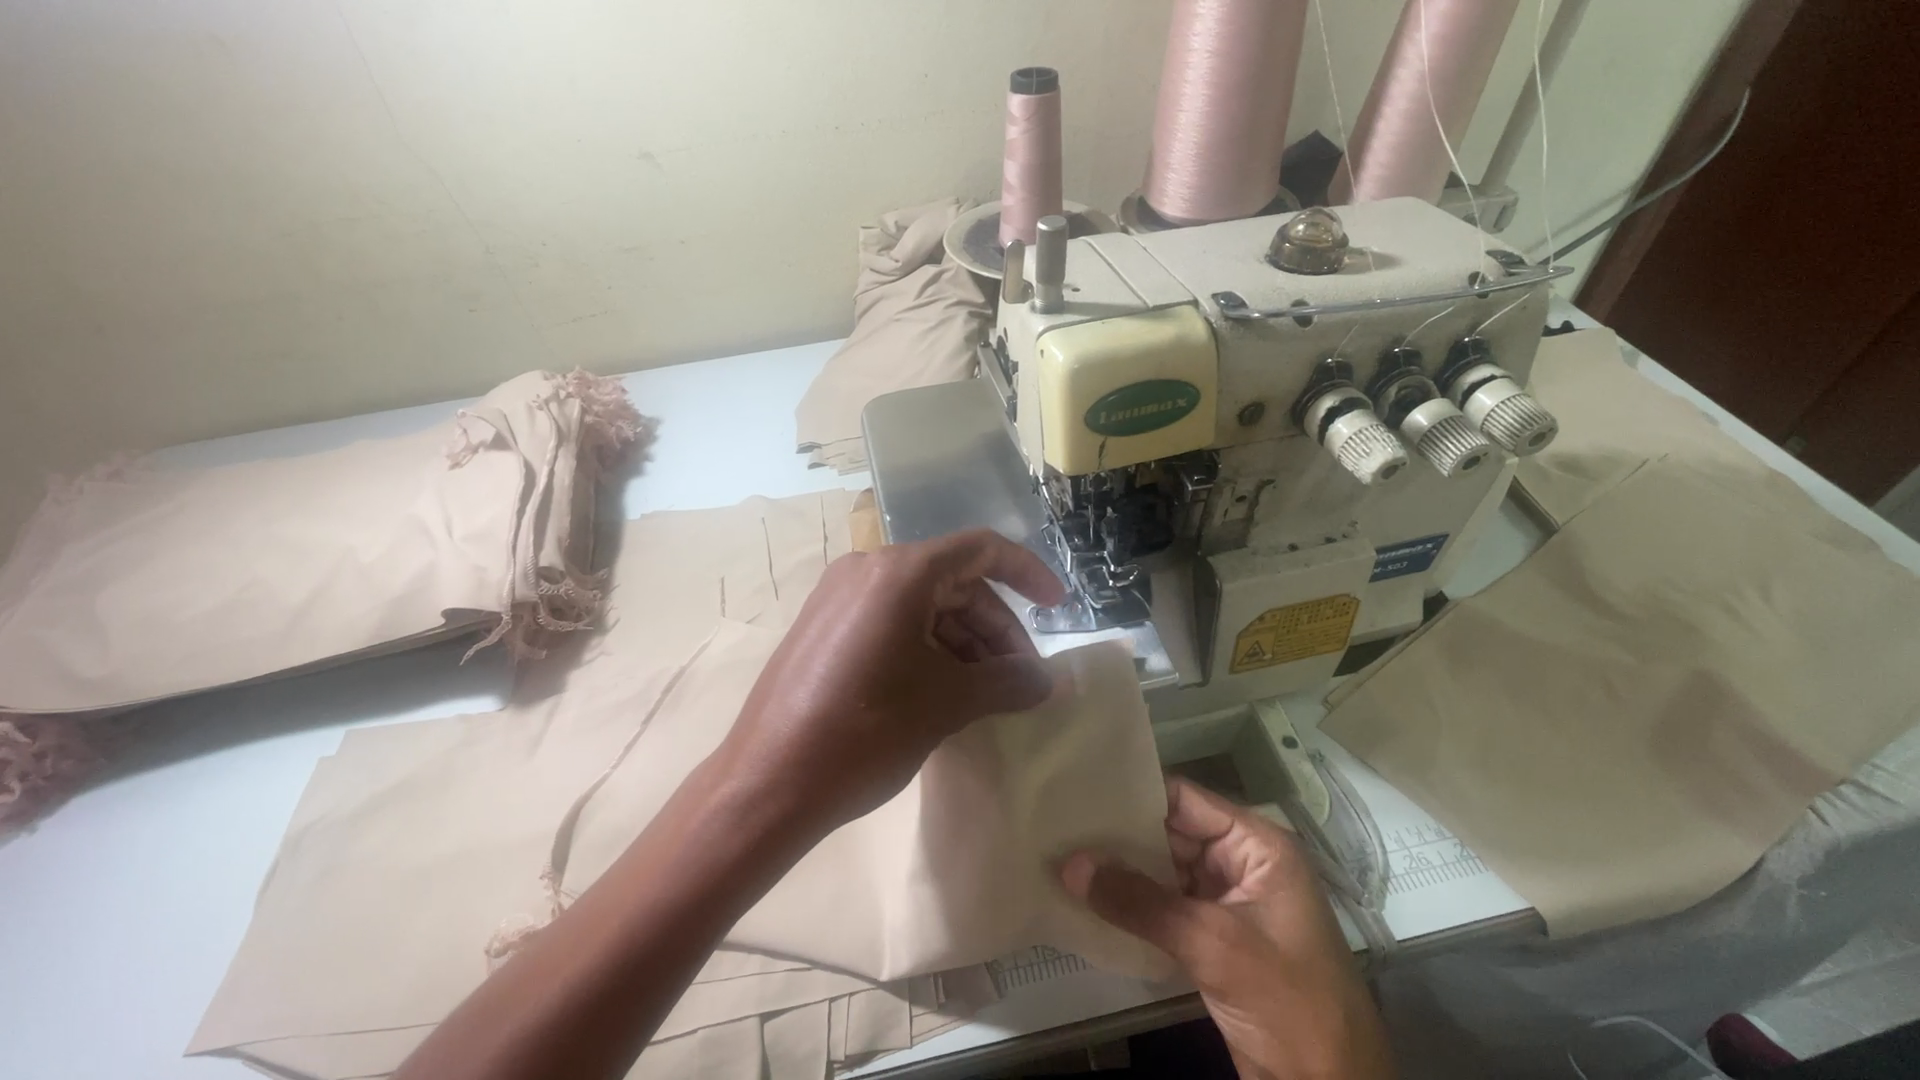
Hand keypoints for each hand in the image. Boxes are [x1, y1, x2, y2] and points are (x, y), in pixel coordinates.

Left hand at [715, 528, 1065, 836]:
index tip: (1059, 609)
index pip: (981, 551)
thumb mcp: (948, 704)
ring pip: (922, 607)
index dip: (1028, 574)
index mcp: (899, 573)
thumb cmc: (866, 732)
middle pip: (953, 583)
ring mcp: (839, 599)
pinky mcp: (824, 630)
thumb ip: (1009, 682)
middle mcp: (867, 570)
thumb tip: (1052, 681)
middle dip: (996, 628)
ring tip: (987, 695)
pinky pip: (892, 624)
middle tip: (1021, 679)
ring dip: (964, 644)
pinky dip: (928, 650)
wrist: (768, 783)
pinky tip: (945, 693)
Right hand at [1061, 778, 1394, 1079]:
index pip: (1185, 800)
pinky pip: (1162, 911)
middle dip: (1116, 835)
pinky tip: (1083, 901)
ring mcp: (1225, 905)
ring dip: (1117, 872)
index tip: (1078, 789)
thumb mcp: (1213, 944)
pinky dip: (1129, 908)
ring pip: (1161, 874)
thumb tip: (1069, 865)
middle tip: (1055, 825)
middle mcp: (1239, 865)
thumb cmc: (1288, 1000)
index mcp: (1257, 846)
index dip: (1132, 793)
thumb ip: (1140, 902)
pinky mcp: (1211, 942)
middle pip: (1168, 834)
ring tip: (1057, 855)